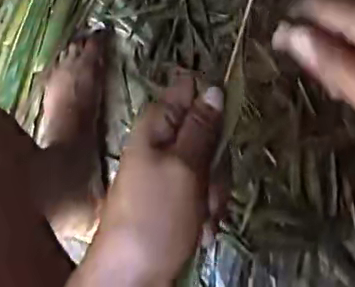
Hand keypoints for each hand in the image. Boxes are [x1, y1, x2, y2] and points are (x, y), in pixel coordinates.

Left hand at [77, 72, 222, 286]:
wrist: (129, 283)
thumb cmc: (154, 219)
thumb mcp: (183, 168)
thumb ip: (201, 128)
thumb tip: (214, 87)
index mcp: (156, 123)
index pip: (189, 89)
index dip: (212, 102)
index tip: (225, 124)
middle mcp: (160, 142)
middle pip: (204, 131)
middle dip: (216, 161)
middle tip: (209, 185)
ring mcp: (165, 173)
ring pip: (208, 166)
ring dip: (213, 193)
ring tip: (204, 216)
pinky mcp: (171, 202)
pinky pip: (201, 195)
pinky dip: (206, 213)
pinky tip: (202, 232)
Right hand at [272, 0, 354, 215]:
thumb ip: (329, 61)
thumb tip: (287, 31)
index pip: (316, 6)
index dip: (292, 25)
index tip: (273, 51)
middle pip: (328, 14)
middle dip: (310, 40)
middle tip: (304, 78)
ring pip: (340, 29)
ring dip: (327, 53)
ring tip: (324, 87)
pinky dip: (344, 60)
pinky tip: (346, 88)